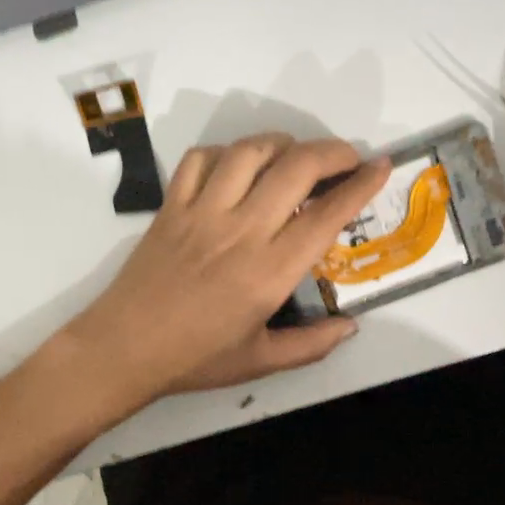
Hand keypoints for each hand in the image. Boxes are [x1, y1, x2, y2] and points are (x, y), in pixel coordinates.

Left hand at [62, 133, 389, 401]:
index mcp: (269, 271)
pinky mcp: (171, 207)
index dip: (360, 185)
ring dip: (281, 143)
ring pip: (249, 152)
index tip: (381, 166)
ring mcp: (202, 212)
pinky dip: (225, 152)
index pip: (326, 215)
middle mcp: (241, 231)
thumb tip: (351, 327)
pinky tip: (237, 166)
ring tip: (295, 155)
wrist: (123, 349)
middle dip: (332, 152)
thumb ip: (311, 345)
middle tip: (347, 158)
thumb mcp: (260, 361)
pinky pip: (199, 159)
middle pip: (295, 167)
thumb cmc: (195, 359)